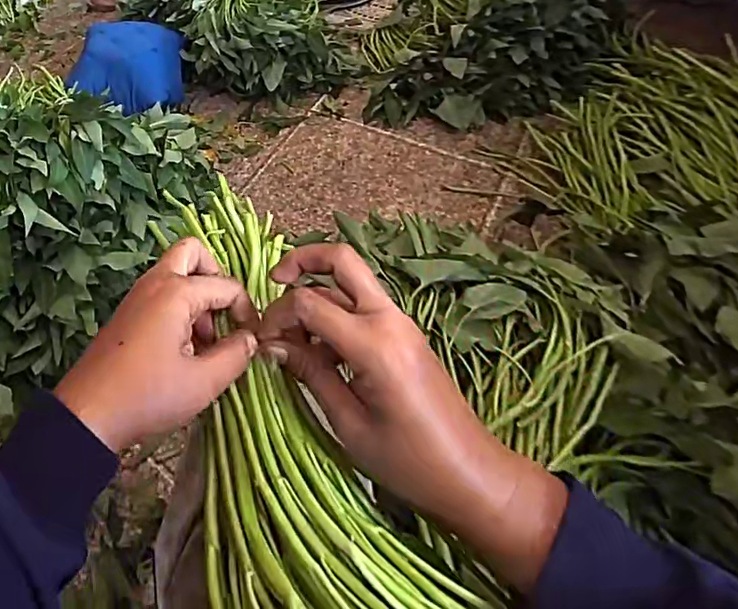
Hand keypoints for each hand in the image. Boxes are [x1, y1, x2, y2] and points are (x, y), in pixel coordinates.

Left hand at [53, 238, 258, 452]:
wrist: (90, 412)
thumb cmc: (148, 394)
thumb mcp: (203, 382)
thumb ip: (235, 355)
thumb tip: (250, 339)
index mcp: (176, 291)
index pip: (226, 285)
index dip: (247, 311)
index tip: (253, 341)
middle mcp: (155, 281)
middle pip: (193, 253)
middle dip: (216, 277)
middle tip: (224, 317)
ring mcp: (138, 294)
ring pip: (177, 272)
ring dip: (198, 295)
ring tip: (205, 343)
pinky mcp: (129, 310)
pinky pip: (162, 292)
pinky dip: (179, 307)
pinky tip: (184, 349)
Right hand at [257, 242, 566, 591]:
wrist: (476, 479)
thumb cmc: (410, 463)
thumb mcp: (349, 423)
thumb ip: (309, 373)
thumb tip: (272, 345)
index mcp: (374, 344)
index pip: (309, 302)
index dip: (277, 315)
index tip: (261, 340)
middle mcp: (388, 320)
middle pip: (341, 259)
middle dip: (301, 260)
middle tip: (273, 284)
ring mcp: (399, 323)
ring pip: (348, 282)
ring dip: (315, 294)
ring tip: (292, 339)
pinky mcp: (403, 333)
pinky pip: (360, 306)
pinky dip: (333, 314)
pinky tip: (318, 352)